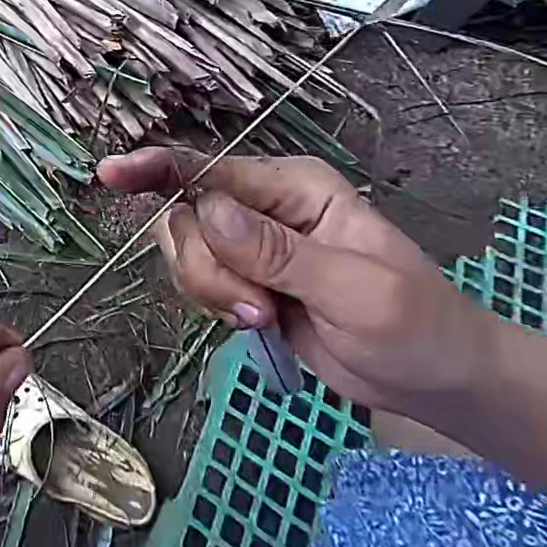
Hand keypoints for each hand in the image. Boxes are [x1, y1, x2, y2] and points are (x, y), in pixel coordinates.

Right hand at [98, 147, 495, 416]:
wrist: (434, 378)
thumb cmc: (414, 324)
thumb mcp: (356, 289)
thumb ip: (278, 251)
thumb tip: (210, 211)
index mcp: (294, 186)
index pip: (212, 170)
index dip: (159, 169)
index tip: (112, 173)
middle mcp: (263, 204)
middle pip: (187, 217)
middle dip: (209, 267)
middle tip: (257, 307)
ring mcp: (249, 242)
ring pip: (186, 251)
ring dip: (213, 290)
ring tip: (265, 317)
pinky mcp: (242, 277)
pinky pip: (198, 280)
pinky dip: (215, 305)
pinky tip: (259, 322)